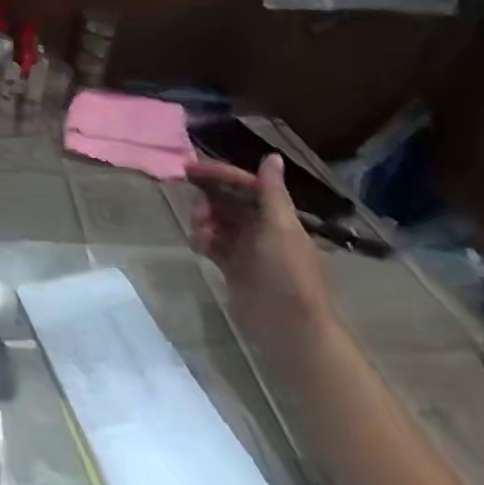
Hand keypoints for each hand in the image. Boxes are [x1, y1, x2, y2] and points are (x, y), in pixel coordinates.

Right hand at [188, 155, 335, 342]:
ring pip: (219, 222)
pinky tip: (198, 245)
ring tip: (198, 230)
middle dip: (209, 198)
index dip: (221, 174)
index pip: (246, 184)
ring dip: (205, 220)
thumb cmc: (288, 272)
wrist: (292, 329)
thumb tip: (272, 155)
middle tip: (193, 206)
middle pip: (229, 202)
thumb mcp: (280, 227)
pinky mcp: (234, 270)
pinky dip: (203, 241)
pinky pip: (214, 245)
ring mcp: (247, 249)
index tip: (192, 169)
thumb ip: (272, 192)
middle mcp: (261, 227)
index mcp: (276, 214)